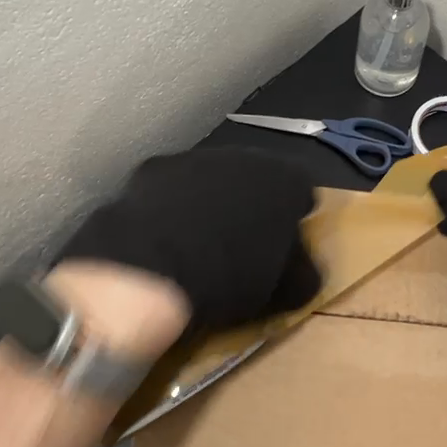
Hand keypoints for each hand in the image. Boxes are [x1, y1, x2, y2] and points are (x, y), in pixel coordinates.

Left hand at [55, 148, 321, 348]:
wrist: (146, 272)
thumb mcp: (285, 291)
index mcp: (284, 178)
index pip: (302, 192)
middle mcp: (241, 155)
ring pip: (207, 182)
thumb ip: (302, 273)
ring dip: (206, 205)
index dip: (294, 221)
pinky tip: (159, 248)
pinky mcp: (144, 172)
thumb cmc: (230, 277)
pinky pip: (167, 193)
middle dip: (249, 207)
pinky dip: (167, 213)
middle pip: (252, 181)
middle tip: (240, 249)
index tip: (283, 249)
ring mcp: (189, 158)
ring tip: (194, 250)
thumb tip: (303, 271)